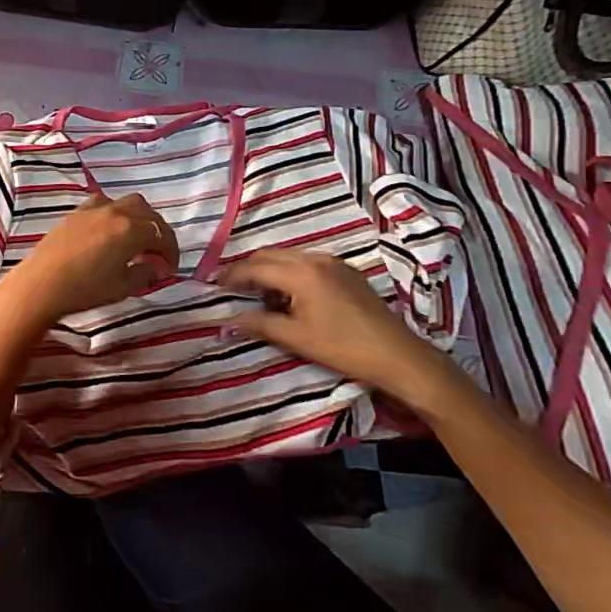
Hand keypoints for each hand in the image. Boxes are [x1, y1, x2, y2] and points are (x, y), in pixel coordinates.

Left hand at [0, 194, 178, 326]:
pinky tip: (109, 230)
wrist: (41, 284)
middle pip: (148, 213)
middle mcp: (116, 212)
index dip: (171, 252)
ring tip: (135, 239)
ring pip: (127, 203)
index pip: (162, 235)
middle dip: (158, 232)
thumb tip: (155, 267)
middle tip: (157, 253)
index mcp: (132, 230)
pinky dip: (116, 213)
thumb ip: (144, 273)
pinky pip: (104, 204)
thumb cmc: (85, 289)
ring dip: (138, 218)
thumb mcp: (122, 287)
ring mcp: (94, 209)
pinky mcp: (75, 213)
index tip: (170, 269)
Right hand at [219, 249, 470, 413]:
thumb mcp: (295, 338)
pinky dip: (289, 273)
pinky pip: (306, 263)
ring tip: (258, 297)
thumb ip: (258, 324)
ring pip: (288, 257)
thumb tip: (225, 321)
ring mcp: (333, 262)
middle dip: (247, 270)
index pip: (255, 267)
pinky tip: (289, 296)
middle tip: (231, 290)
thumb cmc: (343, 347)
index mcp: (301, 273)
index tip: (214, 288)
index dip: (231, 276)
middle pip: (269, 255)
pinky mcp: (345, 271)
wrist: (397, 355)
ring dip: (268, 271)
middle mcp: (315, 258)